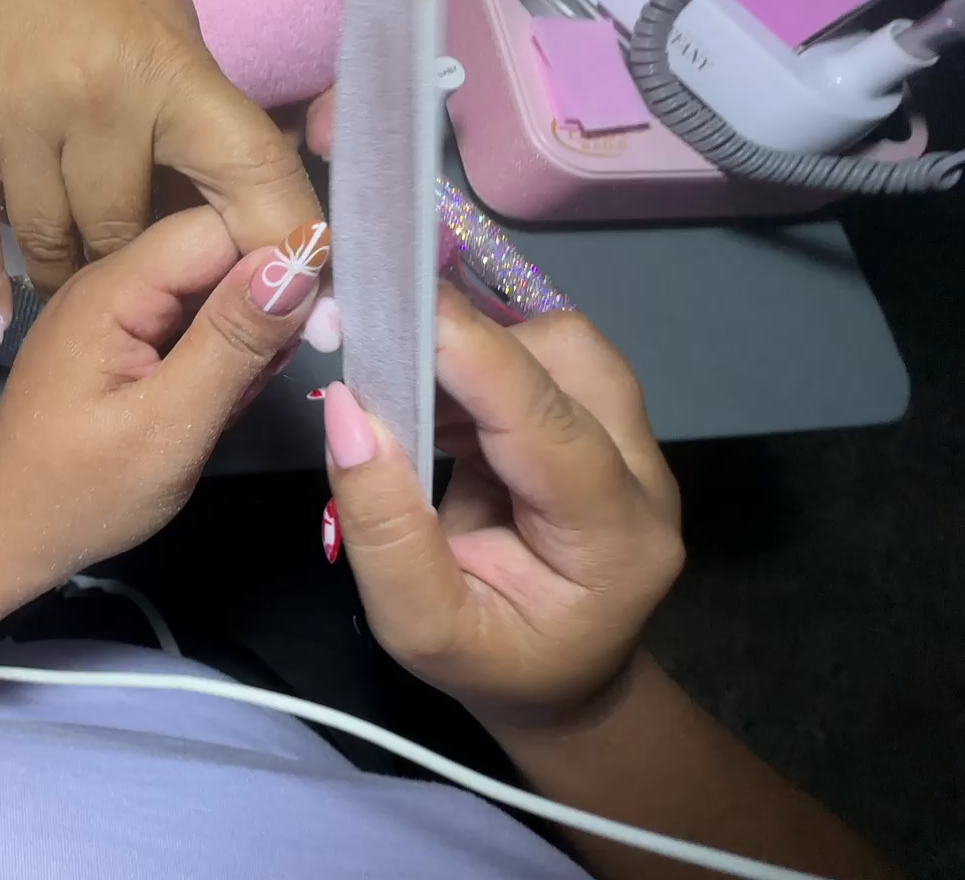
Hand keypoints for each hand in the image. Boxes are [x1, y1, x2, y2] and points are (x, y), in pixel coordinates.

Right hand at [0, 0, 414, 342]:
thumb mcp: (178, 35)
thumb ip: (203, 130)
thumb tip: (235, 227)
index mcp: (166, 69)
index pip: (245, 168)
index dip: (278, 240)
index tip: (299, 305)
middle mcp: (91, 101)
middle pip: (123, 232)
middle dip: (143, 272)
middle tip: (155, 298)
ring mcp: (15, 120)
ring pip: (48, 241)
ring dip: (71, 279)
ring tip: (86, 297)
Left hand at [0, 207, 323, 578]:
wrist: (12, 527)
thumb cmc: (83, 490)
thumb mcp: (169, 423)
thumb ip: (232, 341)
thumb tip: (298, 264)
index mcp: (113, 288)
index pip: (216, 226)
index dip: (279, 256)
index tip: (324, 317)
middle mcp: (110, 281)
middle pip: (214, 253)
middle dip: (263, 302)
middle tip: (277, 369)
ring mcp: (112, 310)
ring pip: (207, 290)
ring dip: (242, 335)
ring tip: (236, 396)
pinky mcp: (118, 338)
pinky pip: (186, 322)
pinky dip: (216, 353)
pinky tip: (216, 397)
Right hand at [323, 287, 683, 731]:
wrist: (555, 683)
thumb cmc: (489, 661)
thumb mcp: (416, 623)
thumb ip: (381, 523)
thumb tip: (346, 410)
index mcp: (612, 540)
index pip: (547, 422)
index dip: (471, 354)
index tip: (390, 303)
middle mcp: (639, 476)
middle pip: (574, 359)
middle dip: (475, 338)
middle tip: (384, 345)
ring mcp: (621, 447)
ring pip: (558, 347)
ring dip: (472, 345)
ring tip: (400, 374)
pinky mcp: (583, 429)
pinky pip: (531, 363)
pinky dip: (466, 360)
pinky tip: (420, 392)